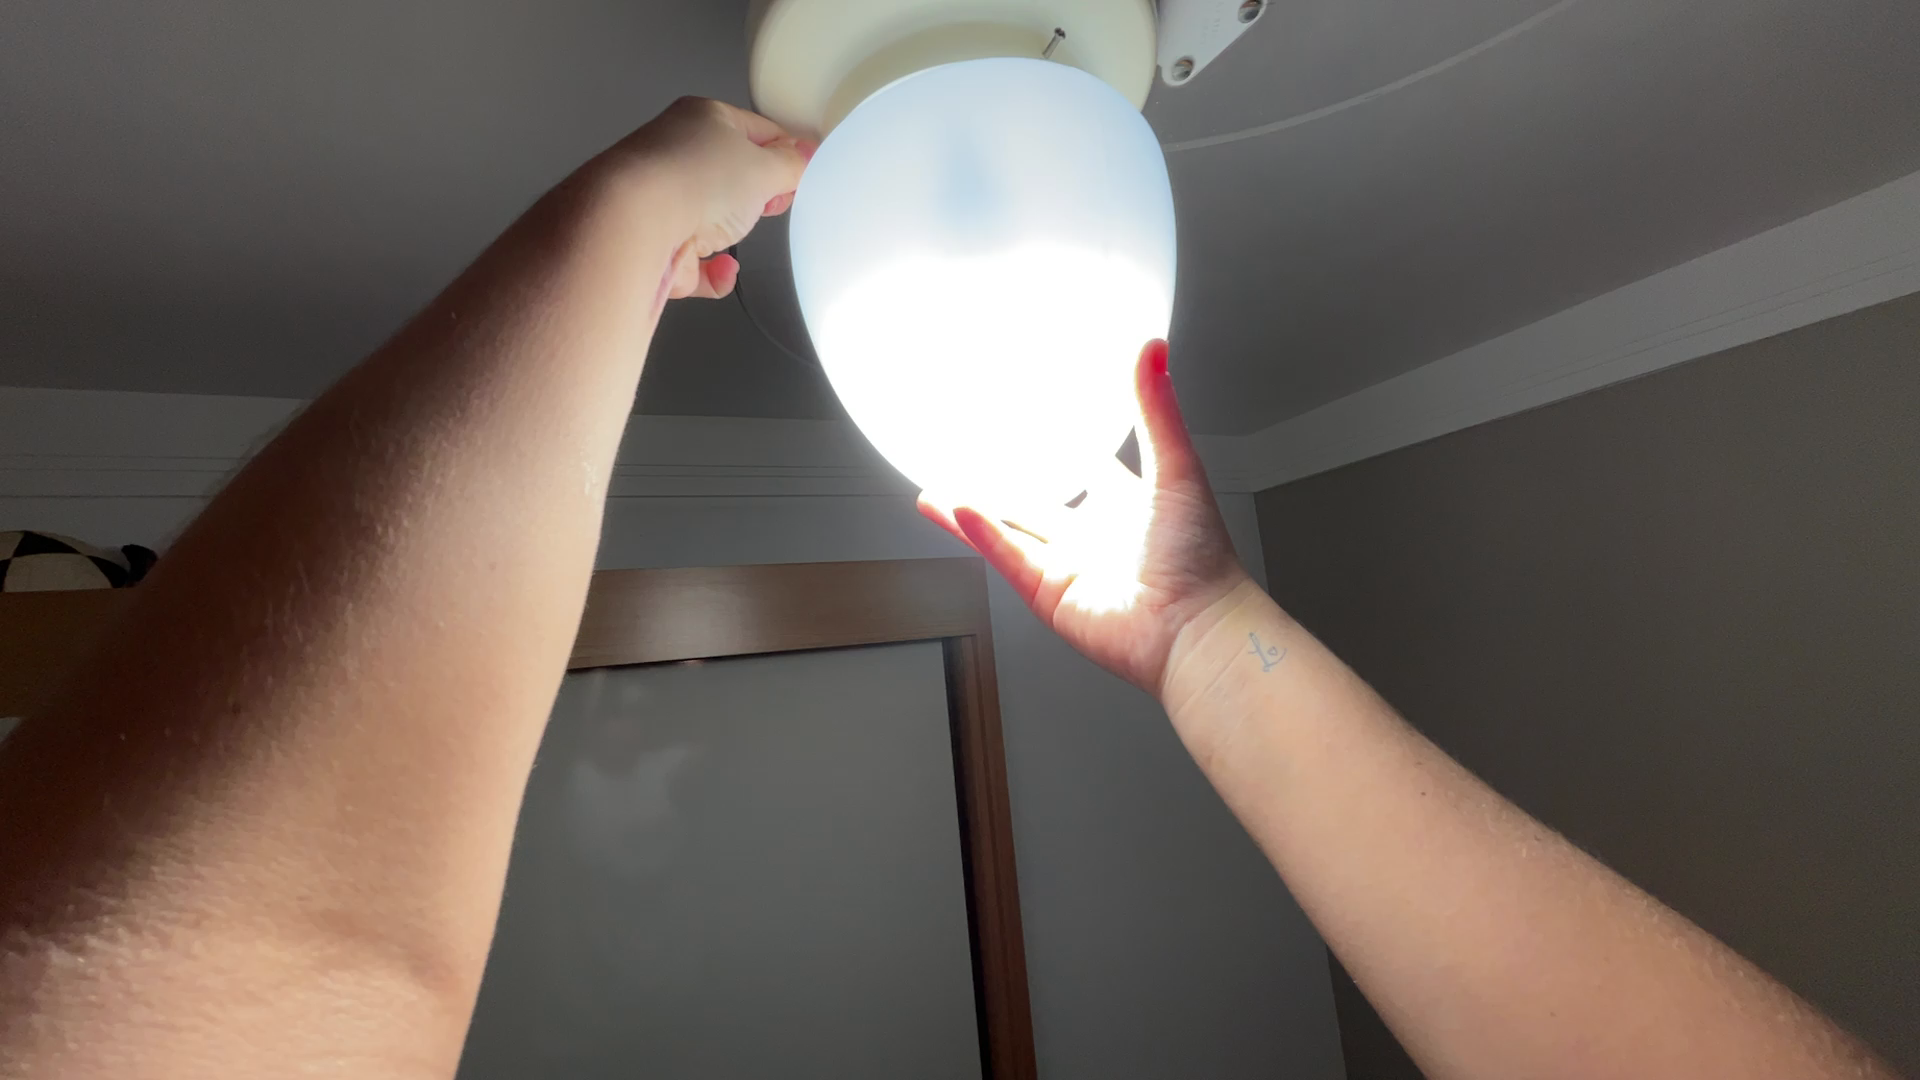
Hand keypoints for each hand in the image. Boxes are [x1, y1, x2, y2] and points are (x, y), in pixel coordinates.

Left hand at [598, 97, 813, 299]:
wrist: (637, 225)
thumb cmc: (697, 182)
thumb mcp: (765, 167)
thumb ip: (792, 165)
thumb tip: (806, 156)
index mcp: (705, 120)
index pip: (757, 131)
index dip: (785, 153)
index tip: (805, 174)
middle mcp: (680, 155)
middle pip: (735, 177)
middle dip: (759, 196)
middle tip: (774, 204)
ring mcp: (667, 201)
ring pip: (715, 220)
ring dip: (733, 232)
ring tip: (736, 233)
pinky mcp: (661, 247)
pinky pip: (699, 265)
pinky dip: (715, 272)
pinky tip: (723, 268)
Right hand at [920, 341, 1255, 699]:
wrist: (1194, 628)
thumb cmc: (1198, 558)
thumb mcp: (1176, 469)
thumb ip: (1155, 412)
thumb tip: (1153, 348)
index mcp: (1123, 504)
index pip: (1081, 467)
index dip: (1056, 444)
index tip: (1026, 419)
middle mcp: (1092, 535)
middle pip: (1032, 501)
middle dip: (996, 481)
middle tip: (962, 457)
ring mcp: (1067, 566)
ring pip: (1008, 530)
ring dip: (971, 510)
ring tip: (933, 491)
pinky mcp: (1049, 594)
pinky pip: (1008, 557)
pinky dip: (982, 535)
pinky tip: (957, 510)